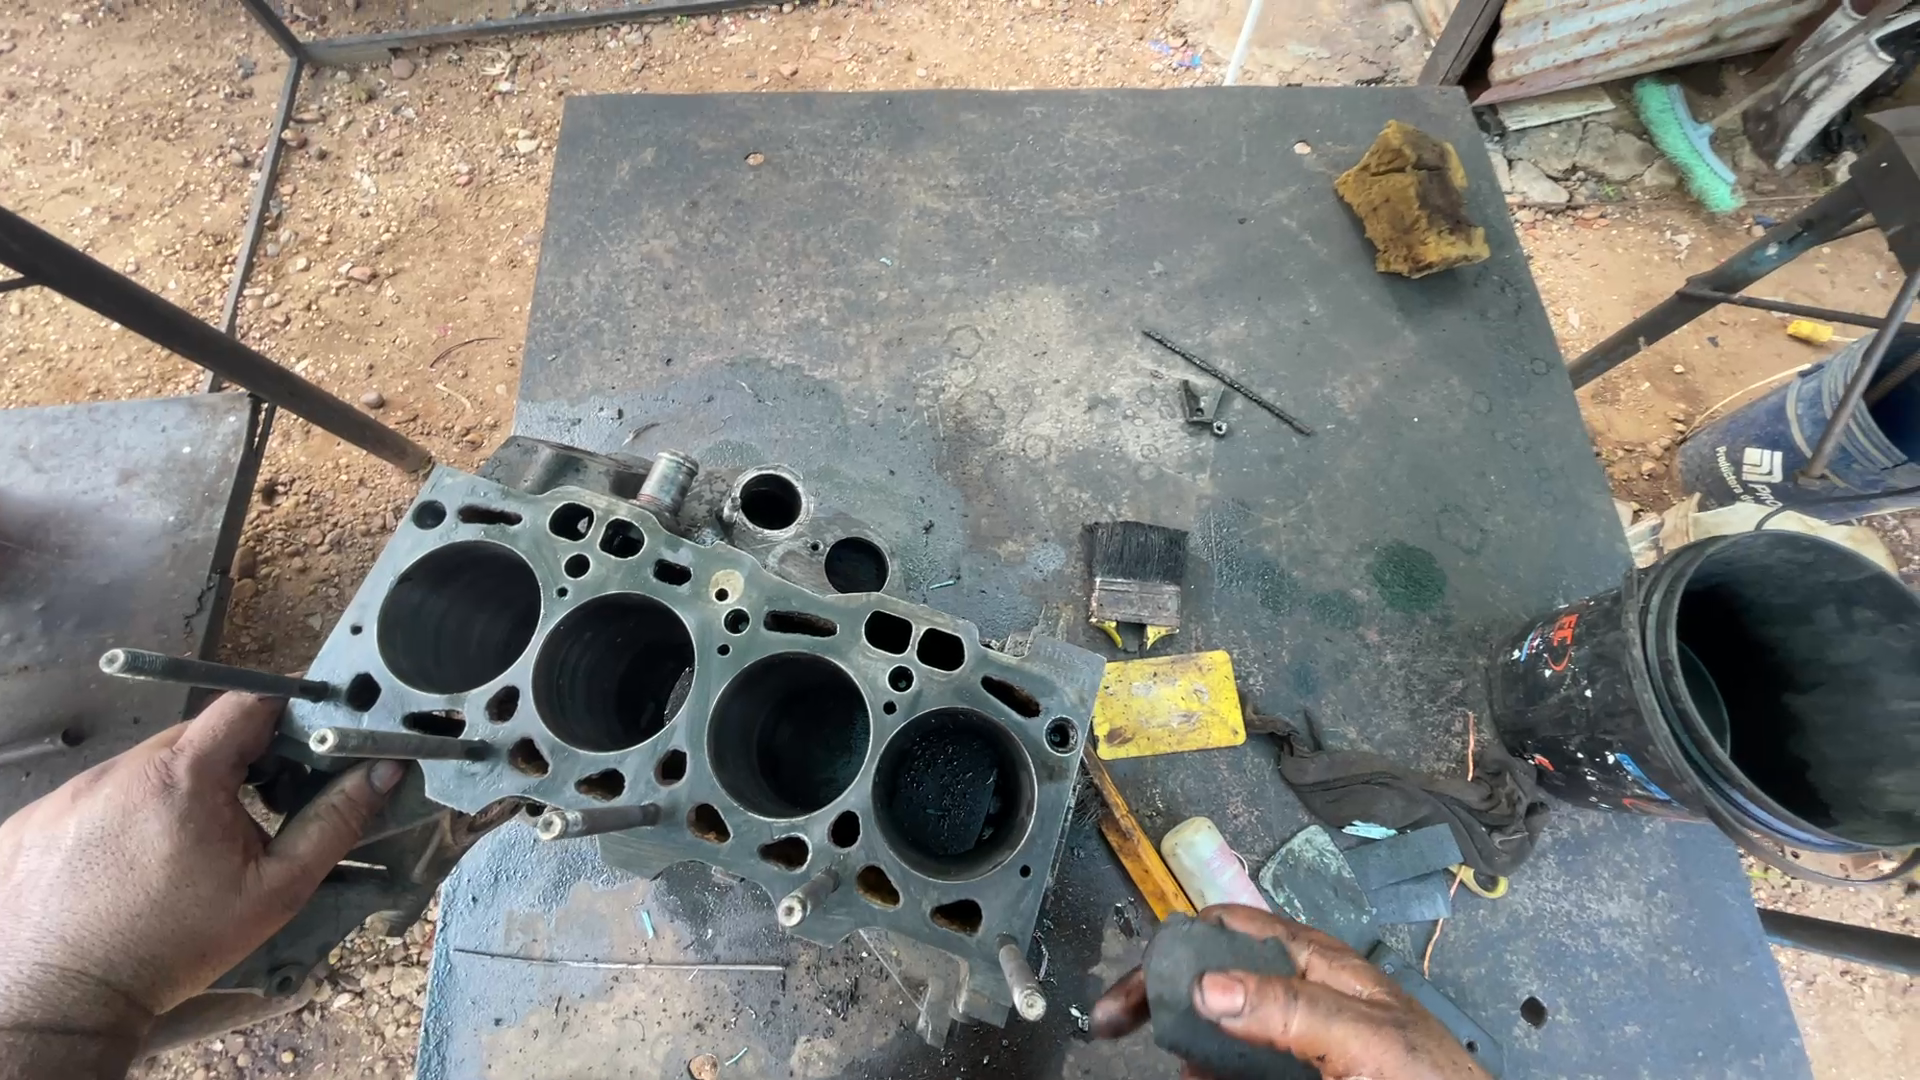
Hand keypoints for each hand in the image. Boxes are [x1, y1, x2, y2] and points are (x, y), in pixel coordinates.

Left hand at [0, 694, 400, 1073]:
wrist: (49, 1011)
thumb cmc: (177, 944)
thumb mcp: (280, 884)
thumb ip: (338, 818)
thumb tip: (387, 767)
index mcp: (182, 776)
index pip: (247, 702)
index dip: (288, 706)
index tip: (313, 728)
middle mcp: (115, 773)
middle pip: (198, 734)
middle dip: (239, 753)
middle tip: (267, 791)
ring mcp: (60, 798)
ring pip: (148, 764)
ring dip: (184, 782)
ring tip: (200, 830)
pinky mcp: (24, 826)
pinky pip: (99, 794)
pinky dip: (131, 808)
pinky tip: (138, 852)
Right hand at [1091, 905, 1487, 1079]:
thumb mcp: (1365, 1037)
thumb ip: (1288, 1006)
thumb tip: (1205, 986)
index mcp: (1308, 959)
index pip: (1223, 928)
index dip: (1175, 945)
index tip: (1137, 982)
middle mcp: (1290, 989)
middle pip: (1208, 974)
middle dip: (1159, 990)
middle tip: (1114, 1019)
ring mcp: (1291, 1038)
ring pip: (1217, 1023)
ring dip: (1179, 1034)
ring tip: (1157, 1056)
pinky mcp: (1292, 1074)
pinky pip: (1238, 1064)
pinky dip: (1208, 1068)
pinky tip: (1195, 1076)